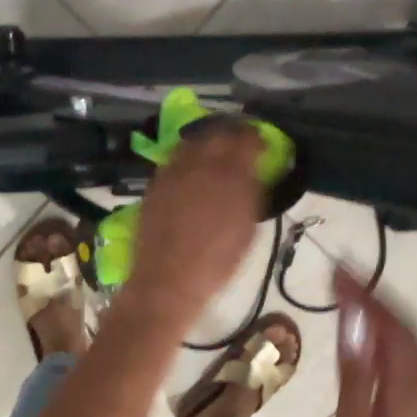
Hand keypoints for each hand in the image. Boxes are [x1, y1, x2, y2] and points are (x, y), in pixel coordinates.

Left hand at [125, 121, 264, 325]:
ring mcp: (174, 174)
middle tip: (238, 141)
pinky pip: (172, 159)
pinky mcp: (155, 184)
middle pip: (218, 134)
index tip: (261, 142)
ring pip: (192, 142)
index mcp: (231, 178)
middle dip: (231, 134)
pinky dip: (185, 156)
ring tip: (213, 148)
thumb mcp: (246, 233)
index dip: (256, 138)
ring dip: (206, 140)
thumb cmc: (215, 266)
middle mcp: (201, 168)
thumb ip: (252, 196)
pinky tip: (189, 166)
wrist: (167, 282)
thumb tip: (255, 175)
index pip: (247, 141)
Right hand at [330, 270, 416, 416]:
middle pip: (404, 327)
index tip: (337, 270)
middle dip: (373, 297)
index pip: (389, 324)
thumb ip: (355, 372)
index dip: (364, 293)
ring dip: (381, 315)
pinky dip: (385, 338)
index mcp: (409, 385)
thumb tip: (353, 324)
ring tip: (350, 297)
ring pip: (407, 343)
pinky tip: (366, 339)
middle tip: (341, 276)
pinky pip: (405, 359)